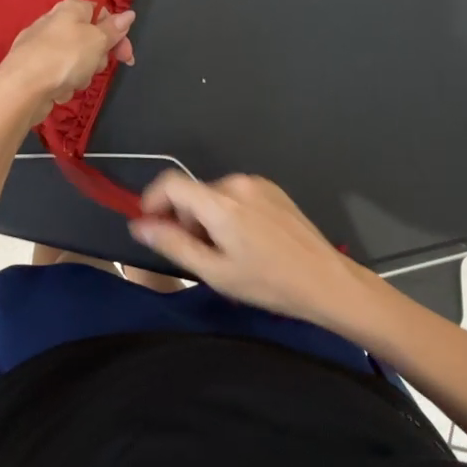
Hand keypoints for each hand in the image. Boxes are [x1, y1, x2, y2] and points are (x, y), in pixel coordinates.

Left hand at [0, 0, 136, 125]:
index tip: (126, 58)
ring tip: (71, 81)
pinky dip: (63, 85)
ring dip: (81, 76)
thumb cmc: (64, 57)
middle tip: (93, 67)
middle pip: (91, 40)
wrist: (21, 88)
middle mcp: (55, 23)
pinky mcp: (36, 69)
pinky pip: (61, 76)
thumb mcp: (97, 40)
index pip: (103, 15)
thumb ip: (114, 29)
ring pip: (78, 62)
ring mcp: (43, 47)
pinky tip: (57, 90)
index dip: (118, 36)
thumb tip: (129, 14)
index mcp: (71, 8)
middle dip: (97, 59)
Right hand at [128, 172, 363, 324]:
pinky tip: (247, 243)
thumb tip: (140, 225)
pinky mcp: (274, 191)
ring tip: (226, 253)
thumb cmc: (268, 283)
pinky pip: (236, 196)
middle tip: (198, 254)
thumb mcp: (215, 272)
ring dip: (207, 218)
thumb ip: (174, 244)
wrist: (327, 281)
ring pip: (214, 195)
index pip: (170, 183)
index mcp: (220, 202)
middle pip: (193, 192)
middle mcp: (237, 183)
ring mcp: (259, 184)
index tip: (151, 227)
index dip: (152, 201)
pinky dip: (229, 214)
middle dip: (184, 218)